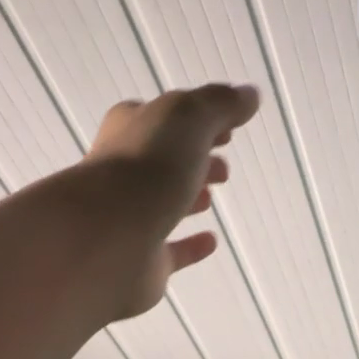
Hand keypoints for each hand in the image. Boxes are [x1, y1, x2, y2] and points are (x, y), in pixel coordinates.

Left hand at [80, 84, 259, 319]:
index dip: (197, 119)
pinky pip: (171, 252)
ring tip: (212, 195)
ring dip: (188, 196)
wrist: (107, 240)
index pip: (164, 117)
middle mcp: (125, 172)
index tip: (228, 130)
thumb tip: (250, 95)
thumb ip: (221, 105)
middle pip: (163, 160)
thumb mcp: (189, 117)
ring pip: (164, 203)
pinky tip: (211, 240)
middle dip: (192, 158)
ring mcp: (132, 220)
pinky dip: (191, 246)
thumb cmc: (146, 168)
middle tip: (223, 166)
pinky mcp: (144, 263)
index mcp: (131, 130)